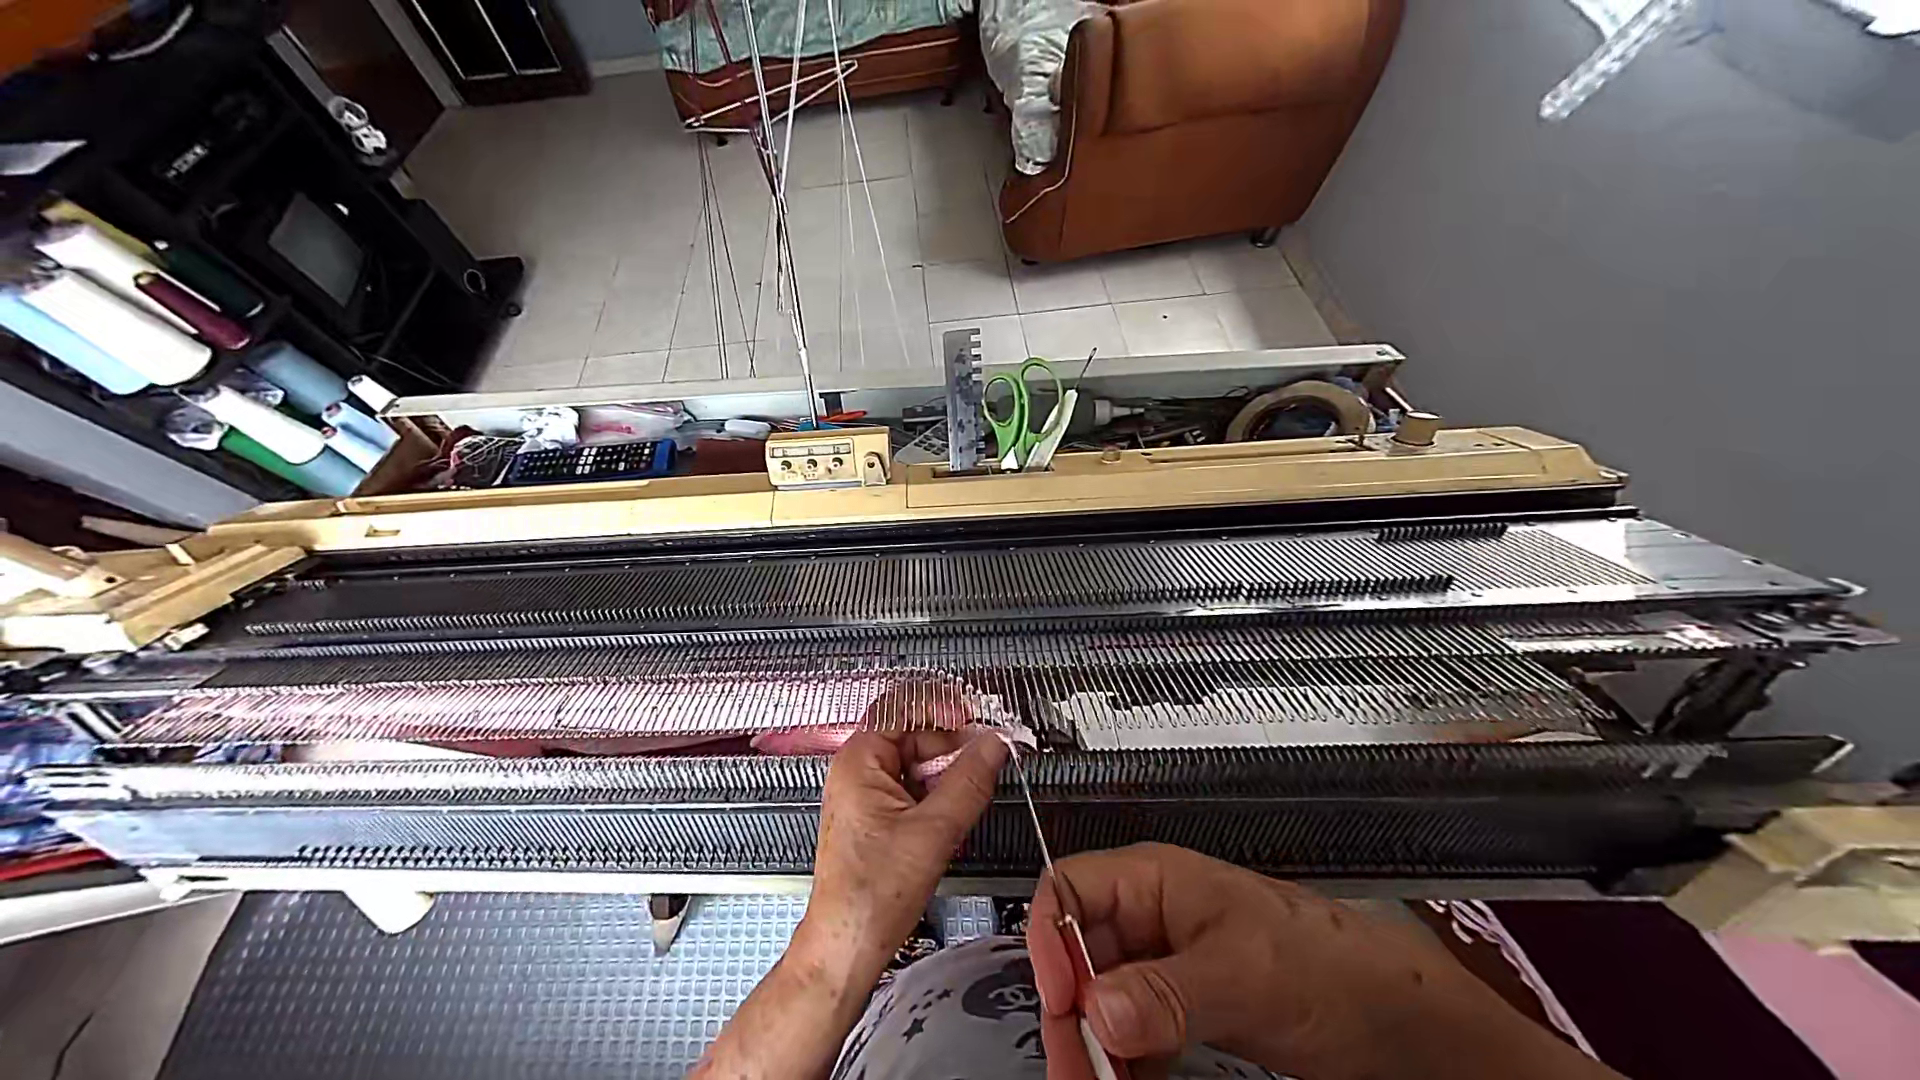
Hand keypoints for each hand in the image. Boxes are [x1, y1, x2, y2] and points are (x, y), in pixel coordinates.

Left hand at [799, 728, 1007, 984]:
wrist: (847, 946)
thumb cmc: (872, 894)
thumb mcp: (934, 831)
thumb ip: (969, 781)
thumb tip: (994, 744)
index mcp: (859, 761)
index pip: (902, 707)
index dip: (941, 706)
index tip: (975, 716)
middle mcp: (857, 769)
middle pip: (911, 732)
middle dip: (950, 740)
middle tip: (987, 750)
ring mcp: (866, 791)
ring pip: (914, 759)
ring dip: (946, 766)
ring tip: (974, 782)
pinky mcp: (876, 812)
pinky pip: (911, 783)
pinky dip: (936, 787)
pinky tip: (955, 804)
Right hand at [1027, 843, 1619, 1079]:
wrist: (1397, 1020)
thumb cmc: (1323, 965)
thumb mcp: (1244, 974)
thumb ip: (1166, 991)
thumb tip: (1094, 1011)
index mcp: (1151, 881)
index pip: (1069, 887)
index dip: (1049, 935)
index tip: (1058, 1000)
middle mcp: (1146, 916)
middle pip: (1076, 951)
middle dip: (1067, 1009)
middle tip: (1076, 1071)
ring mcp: (1162, 964)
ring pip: (1097, 997)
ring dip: (1089, 1044)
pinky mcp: (1178, 1007)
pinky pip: (1129, 1032)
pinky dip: (1120, 1063)